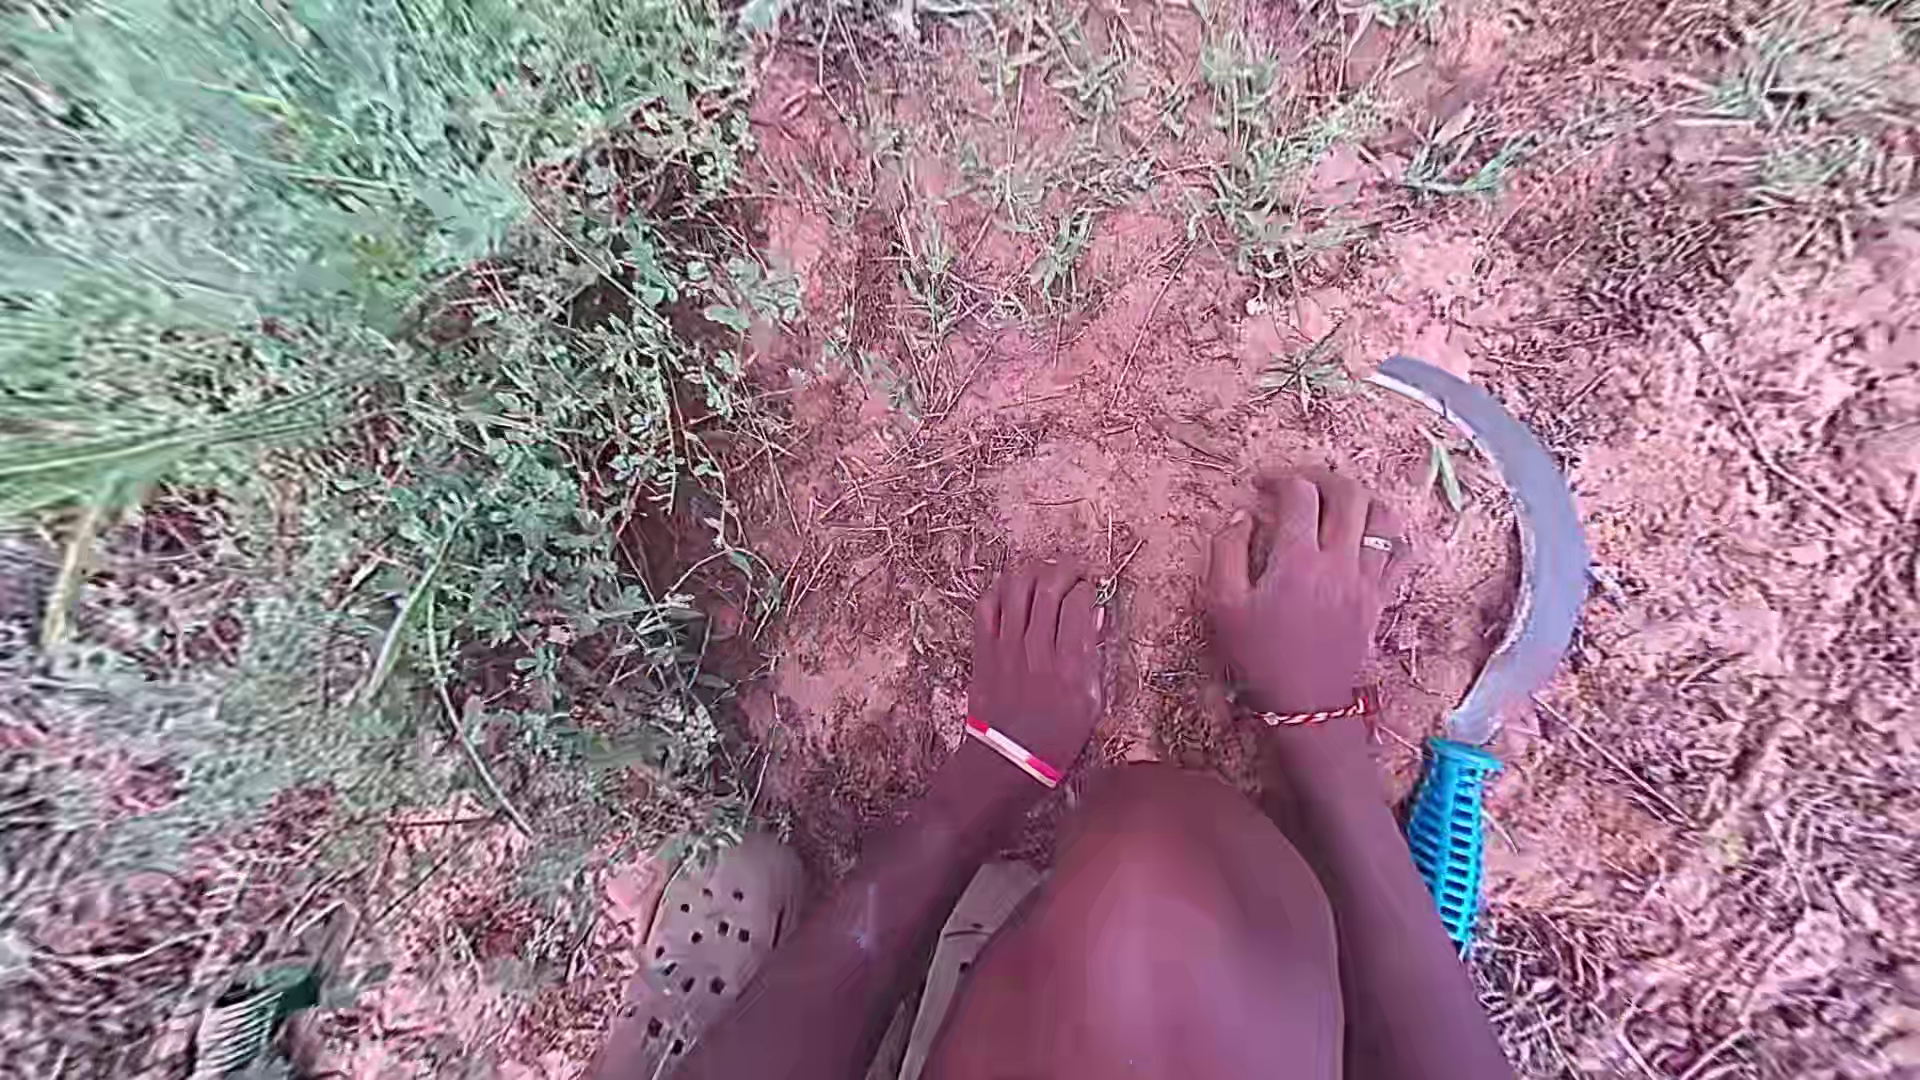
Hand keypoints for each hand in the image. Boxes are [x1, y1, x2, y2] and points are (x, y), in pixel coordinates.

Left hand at [967, 560, 1104, 776]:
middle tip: (1076, 571)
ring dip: (1034, 572)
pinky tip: (1015, 592)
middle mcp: (1035, 648)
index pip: (1078, 603)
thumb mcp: (1091, 703)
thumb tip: (1096, 614)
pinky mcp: (983, 647)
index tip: (1093, 588)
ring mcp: (1005, 645)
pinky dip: (1001, 590)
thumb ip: (1093, 655)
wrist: (1008, 758)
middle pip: (1048, 586)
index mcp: (1068, 664)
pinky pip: (986, 604)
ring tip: (1046, 576)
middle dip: (1066, 569)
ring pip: (1016, 587)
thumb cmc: (1057, 736)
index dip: (1089, 587)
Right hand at [1205, 470, 1405, 715]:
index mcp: (1298, 561)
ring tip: (1334, 499)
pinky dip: (1389, 530)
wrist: (1303, 701)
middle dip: (1321, 476)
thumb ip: (1226, 551)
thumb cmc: (1255, 653)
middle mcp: (1340, 562)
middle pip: (1348, 495)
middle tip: (1297, 481)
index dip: (1278, 479)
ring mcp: (1368, 579)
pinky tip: (1367, 531)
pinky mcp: (1381, 597)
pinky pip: (1402, 552)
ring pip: (1383, 516)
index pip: (1299, 496)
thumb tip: (1240, 516)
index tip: (1260, 484)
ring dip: (1359, 496)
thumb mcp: (1221, 603)